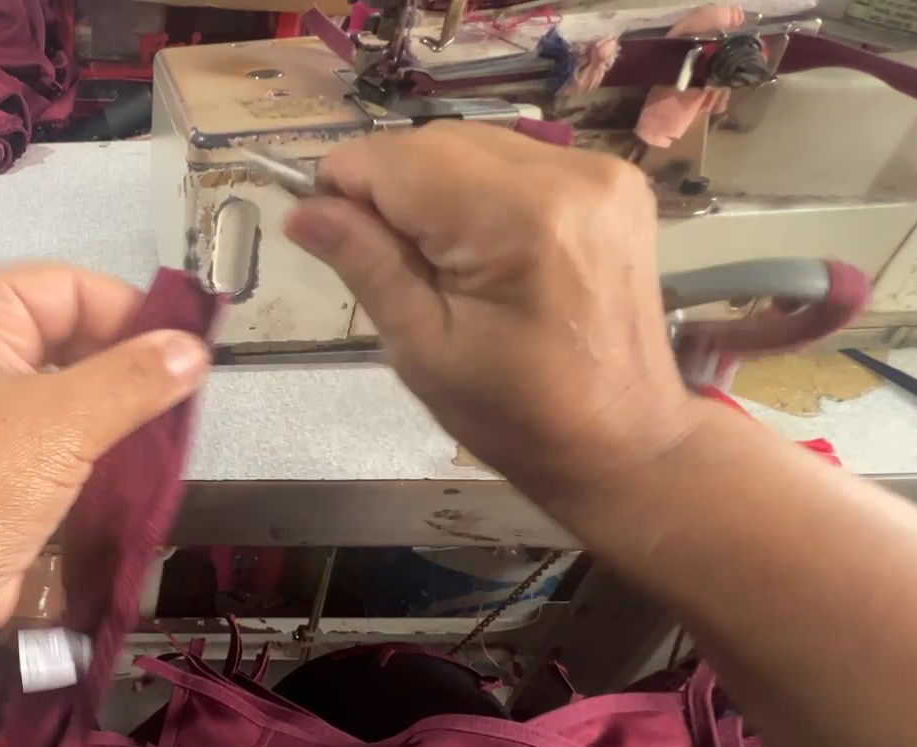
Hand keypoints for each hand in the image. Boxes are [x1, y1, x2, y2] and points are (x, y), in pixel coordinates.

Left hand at [0, 263, 211, 635]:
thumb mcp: (62, 423)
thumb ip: (134, 379)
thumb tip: (194, 351)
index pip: (67, 287)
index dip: (130, 314)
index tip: (186, 351)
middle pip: (66, 332)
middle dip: (122, 363)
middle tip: (179, 393)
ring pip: (62, 385)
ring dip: (110, 405)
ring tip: (161, 425)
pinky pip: (51, 428)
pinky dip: (89, 437)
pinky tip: (128, 454)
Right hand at [284, 123, 700, 500]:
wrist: (616, 433)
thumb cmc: (508, 410)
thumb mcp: (418, 346)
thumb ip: (364, 264)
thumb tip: (300, 212)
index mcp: (516, 220)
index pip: (398, 161)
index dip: (342, 185)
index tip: (323, 233)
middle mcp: (566, 172)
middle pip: (433, 142)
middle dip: (381, 187)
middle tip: (368, 256)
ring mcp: (598, 170)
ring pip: (469, 144)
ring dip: (422, 188)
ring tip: (420, 259)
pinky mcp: (609, 181)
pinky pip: (509, 160)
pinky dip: (466, 191)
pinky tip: (466, 246)